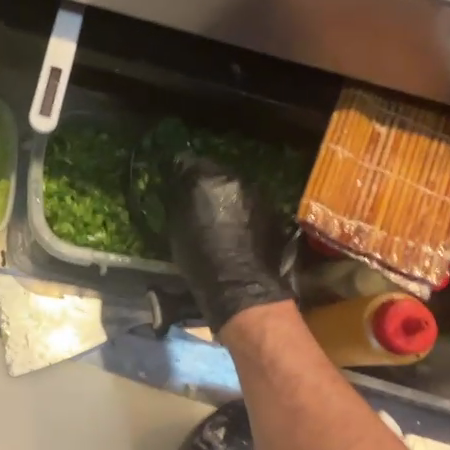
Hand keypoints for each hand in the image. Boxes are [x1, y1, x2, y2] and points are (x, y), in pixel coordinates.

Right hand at [163, 153, 292, 329]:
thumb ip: (179, 200)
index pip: (188, 162)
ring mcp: (259, 194)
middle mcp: (236, 179)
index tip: (176, 184)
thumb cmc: (200, 260)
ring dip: (227, 196)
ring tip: (218, 215)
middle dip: (207, 183)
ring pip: (237, 186)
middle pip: (216, 171)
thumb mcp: (176, 227)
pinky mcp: (274, 211)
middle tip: (197, 200)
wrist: (241, 287)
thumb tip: (177, 186)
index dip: (181, 173)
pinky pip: (252, 202)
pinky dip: (243, 210)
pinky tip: (237, 228)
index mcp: (207, 179)